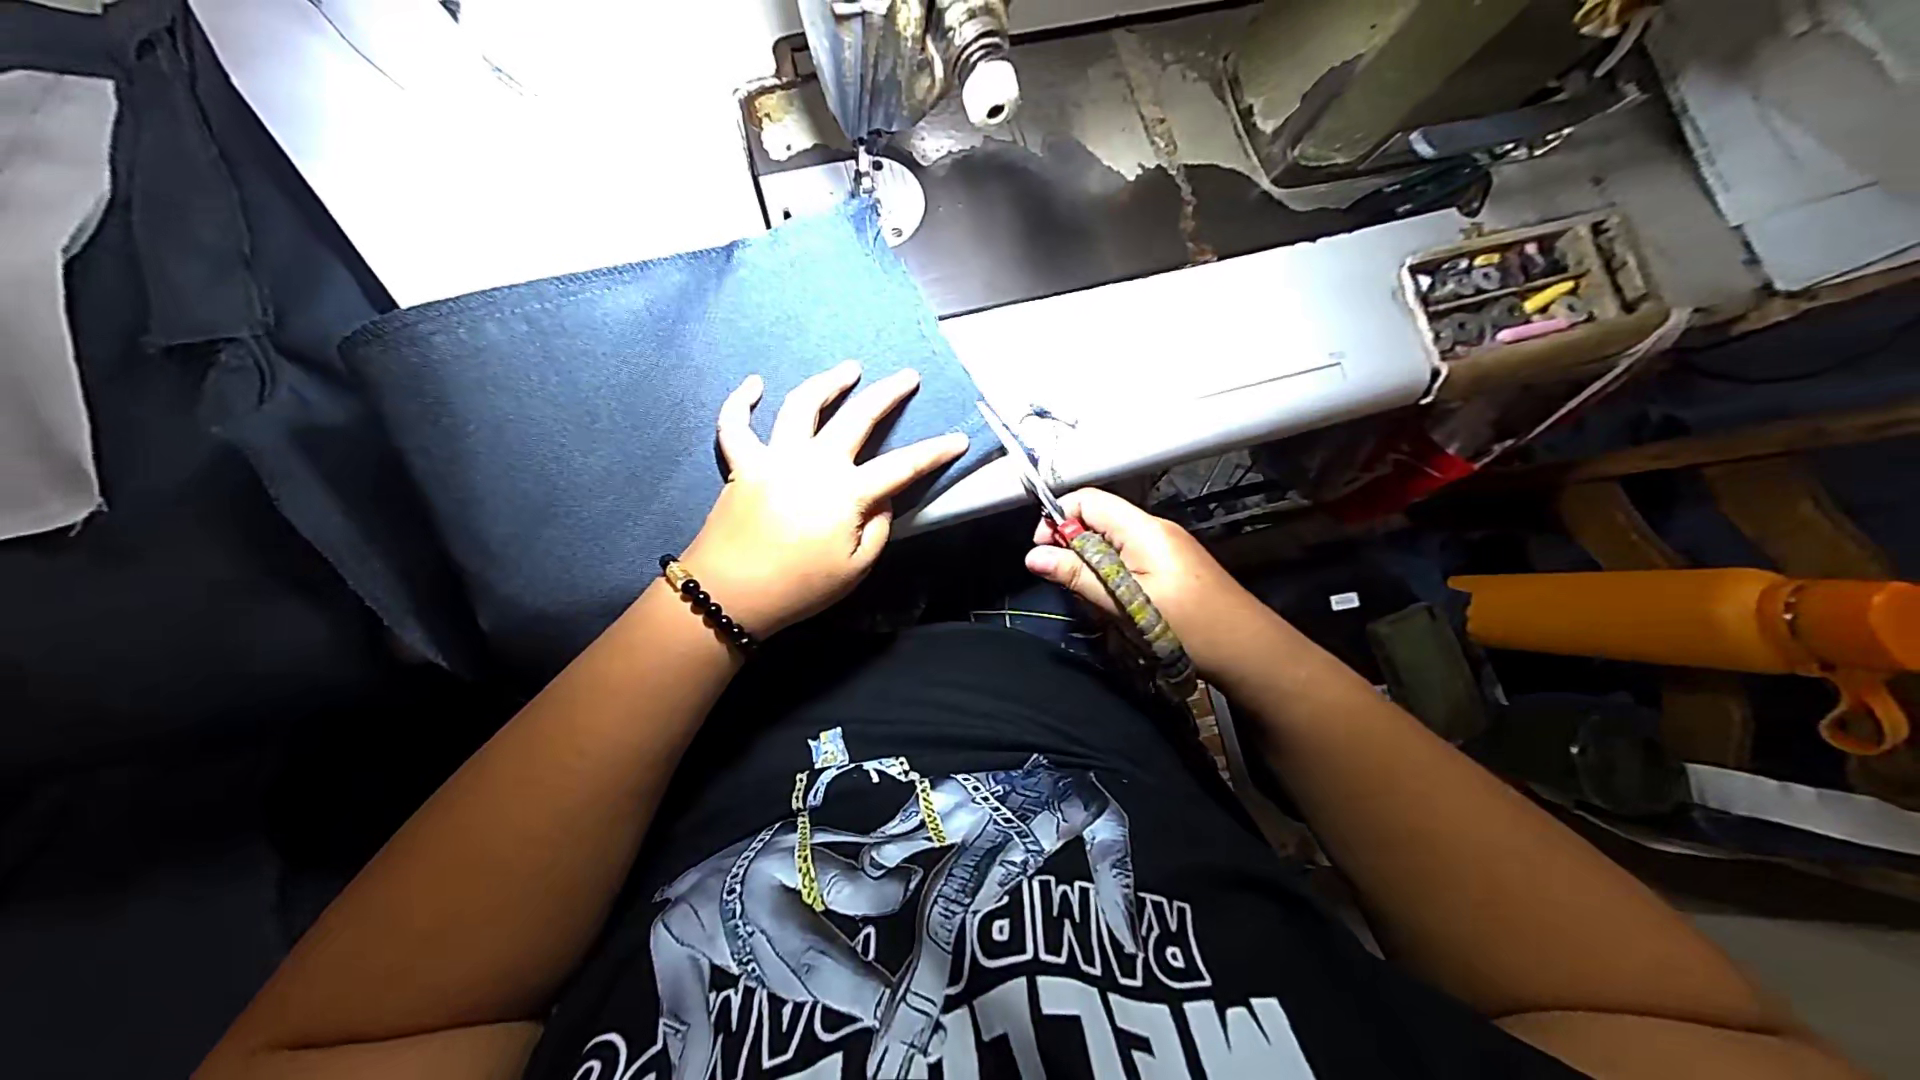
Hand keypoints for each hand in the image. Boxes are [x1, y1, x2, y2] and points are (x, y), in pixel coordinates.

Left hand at [677, 362, 968, 636]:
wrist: (731, 595)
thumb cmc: (800, 587)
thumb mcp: (856, 568)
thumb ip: (879, 528)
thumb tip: (881, 501)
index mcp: (847, 491)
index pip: (903, 466)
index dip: (934, 452)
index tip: (958, 439)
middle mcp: (814, 462)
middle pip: (858, 417)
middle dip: (888, 394)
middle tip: (907, 376)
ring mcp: (775, 458)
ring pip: (802, 405)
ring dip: (829, 382)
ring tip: (849, 369)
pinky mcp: (743, 464)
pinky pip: (736, 426)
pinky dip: (741, 401)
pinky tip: (754, 383)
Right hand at [1023, 489, 1277, 680]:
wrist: (1249, 650)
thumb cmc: (1192, 627)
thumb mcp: (1126, 604)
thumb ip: (1079, 576)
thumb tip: (1033, 556)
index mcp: (1143, 528)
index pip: (1087, 499)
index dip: (1058, 519)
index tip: (1044, 553)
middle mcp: (1153, 529)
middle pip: (1096, 520)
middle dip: (1072, 547)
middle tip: (1070, 585)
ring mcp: (1164, 546)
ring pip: (1109, 542)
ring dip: (1091, 566)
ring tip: (1095, 600)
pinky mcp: (1170, 565)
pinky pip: (1127, 557)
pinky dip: (1111, 575)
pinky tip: (1117, 604)